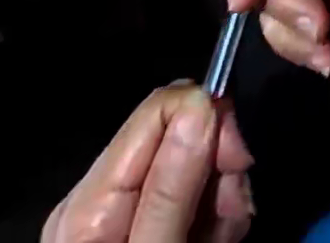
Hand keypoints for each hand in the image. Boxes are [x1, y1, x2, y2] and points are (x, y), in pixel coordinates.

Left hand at [43, 83, 253, 242]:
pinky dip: (220, 215)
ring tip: (225, 235)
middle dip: (218, 161)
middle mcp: (106, 198)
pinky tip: (220, 238)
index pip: (154, 110)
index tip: (240, 153)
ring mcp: (130, 217)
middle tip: (235, 208)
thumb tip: (202, 99)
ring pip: (197, 166)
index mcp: (90, 202)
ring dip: (225, 194)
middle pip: (179, 135)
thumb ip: (170, 186)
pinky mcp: (156, 232)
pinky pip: (198, 200)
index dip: (203, 113)